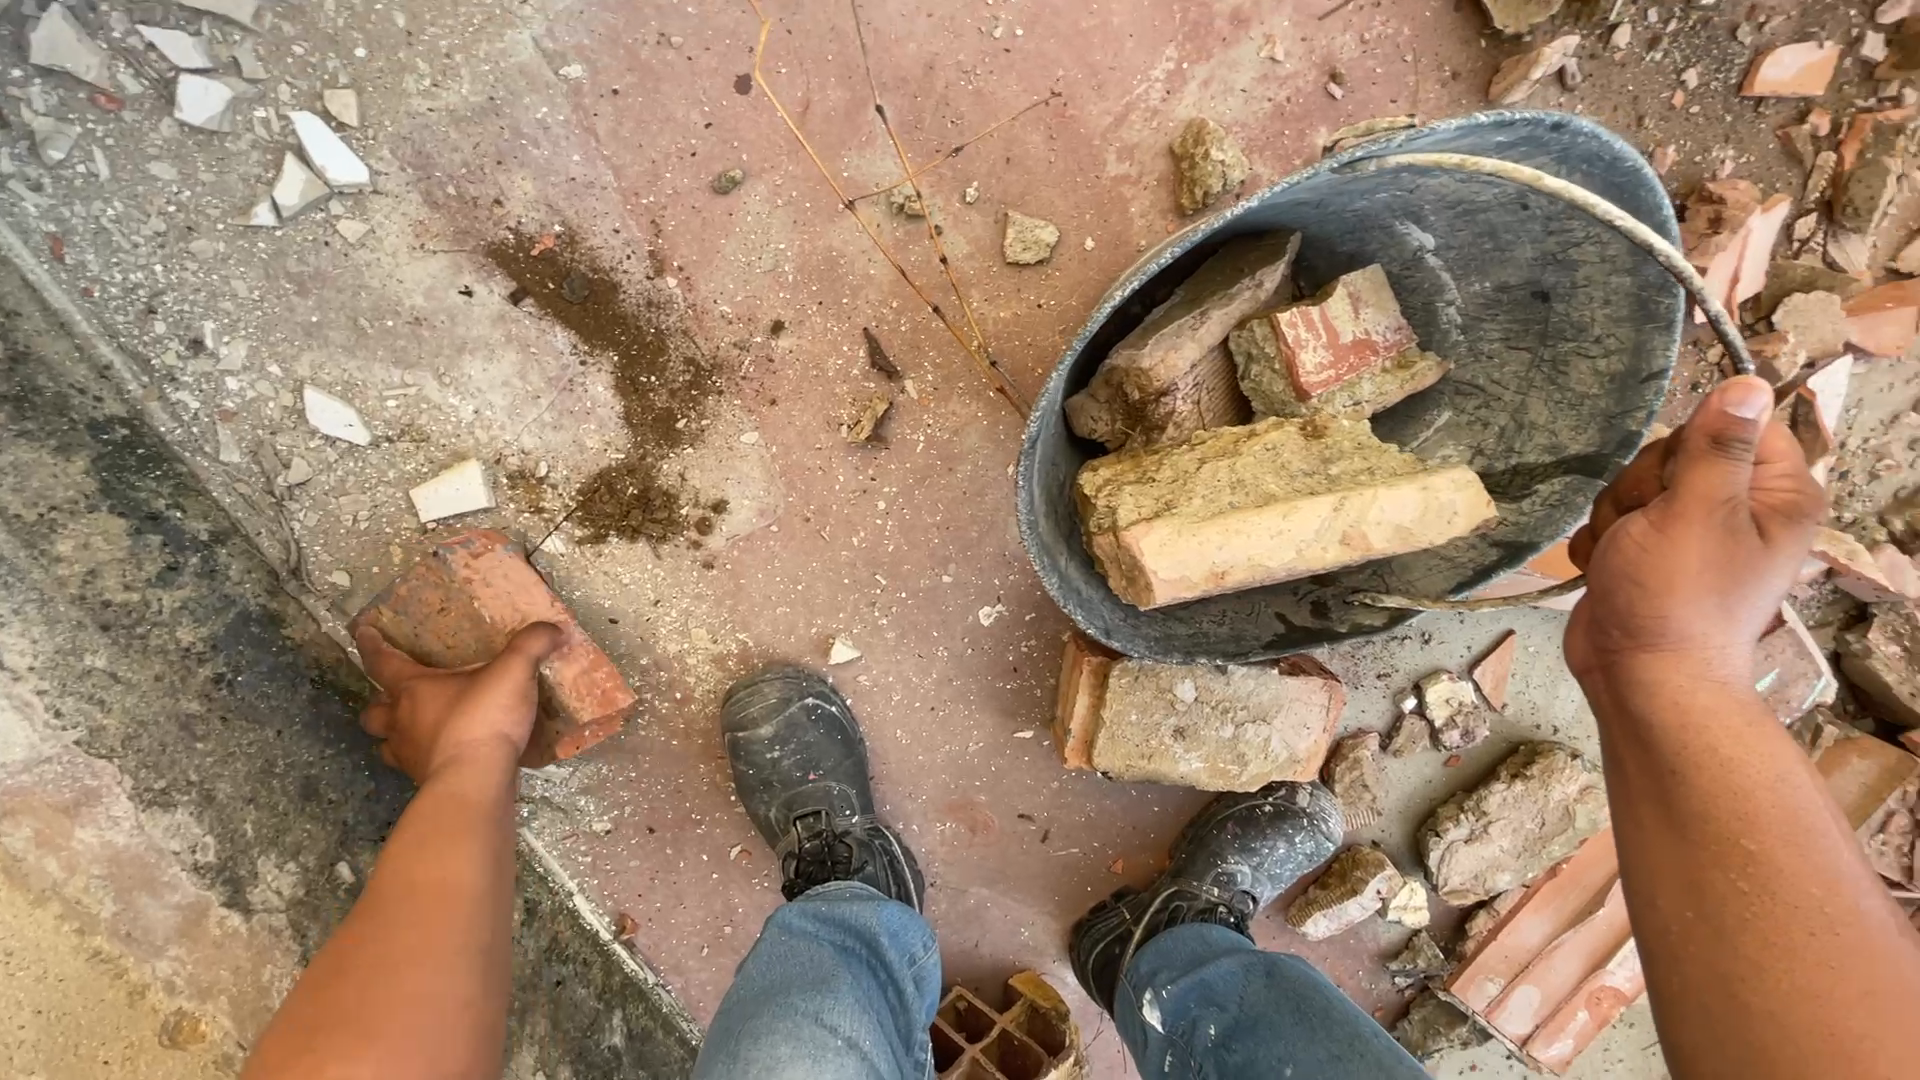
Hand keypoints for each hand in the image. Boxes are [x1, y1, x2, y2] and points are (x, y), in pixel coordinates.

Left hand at [354, 623, 563, 783]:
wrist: (475, 779)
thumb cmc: (482, 719)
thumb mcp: (514, 671)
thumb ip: (532, 645)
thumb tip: (553, 628)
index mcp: (412, 689)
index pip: (381, 661)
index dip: (372, 644)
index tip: (363, 631)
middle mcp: (401, 721)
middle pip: (374, 710)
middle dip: (380, 701)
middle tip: (399, 695)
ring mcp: (409, 754)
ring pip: (386, 741)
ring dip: (396, 733)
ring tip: (419, 727)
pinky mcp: (424, 778)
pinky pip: (414, 764)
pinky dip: (423, 756)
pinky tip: (445, 751)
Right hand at [1564, 375, 1825, 695]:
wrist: (1639, 669)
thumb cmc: (1675, 592)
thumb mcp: (1696, 511)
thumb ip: (1716, 448)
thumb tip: (1746, 384)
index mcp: (1774, 494)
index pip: (1734, 428)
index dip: (1689, 445)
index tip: (1673, 480)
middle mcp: (1736, 509)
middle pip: (1668, 458)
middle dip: (1637, 489)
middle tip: (1643, 525)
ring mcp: (1686, 534)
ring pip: (1629, 491)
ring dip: (1612, 519)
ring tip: (1621, 555)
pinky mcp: (1644, 554)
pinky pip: (1609, 524)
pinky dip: (1598, 544)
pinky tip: (1605, 568)